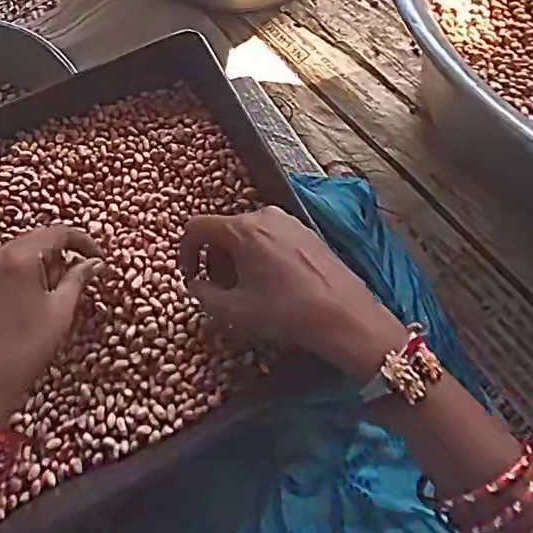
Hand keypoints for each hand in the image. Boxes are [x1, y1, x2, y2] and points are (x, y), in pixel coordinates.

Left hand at [0, 226, 101, 425]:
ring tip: (57, 297)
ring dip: (46, 266)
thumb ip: (78, 279)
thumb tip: (95, 262)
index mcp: (18, 257)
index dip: (84, 242)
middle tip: (79, 281)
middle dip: (63, 255)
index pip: (58, 232)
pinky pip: (9, 266)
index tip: (99, 259)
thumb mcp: (60, 312)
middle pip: (39, 239)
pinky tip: (36, 302)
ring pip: (24, 253)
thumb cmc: (23, 349)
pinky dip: (28, 275)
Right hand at [179, 206, 406, 380]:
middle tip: (221, 290)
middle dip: (214, 260)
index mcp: (242, 228)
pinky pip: (270, 236)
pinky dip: (260, 255)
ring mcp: (289, 221)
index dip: (186, 253)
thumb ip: (203, 295)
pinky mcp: (307, 231)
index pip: (197, 227)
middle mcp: (264, 215)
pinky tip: (273, 284)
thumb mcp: (234, 311)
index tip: (191, 278)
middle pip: (223, 230)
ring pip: (247, 233)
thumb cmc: (285, 312)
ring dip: (237, 259)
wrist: (346, 317)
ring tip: (247, 290)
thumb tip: (195, 285)